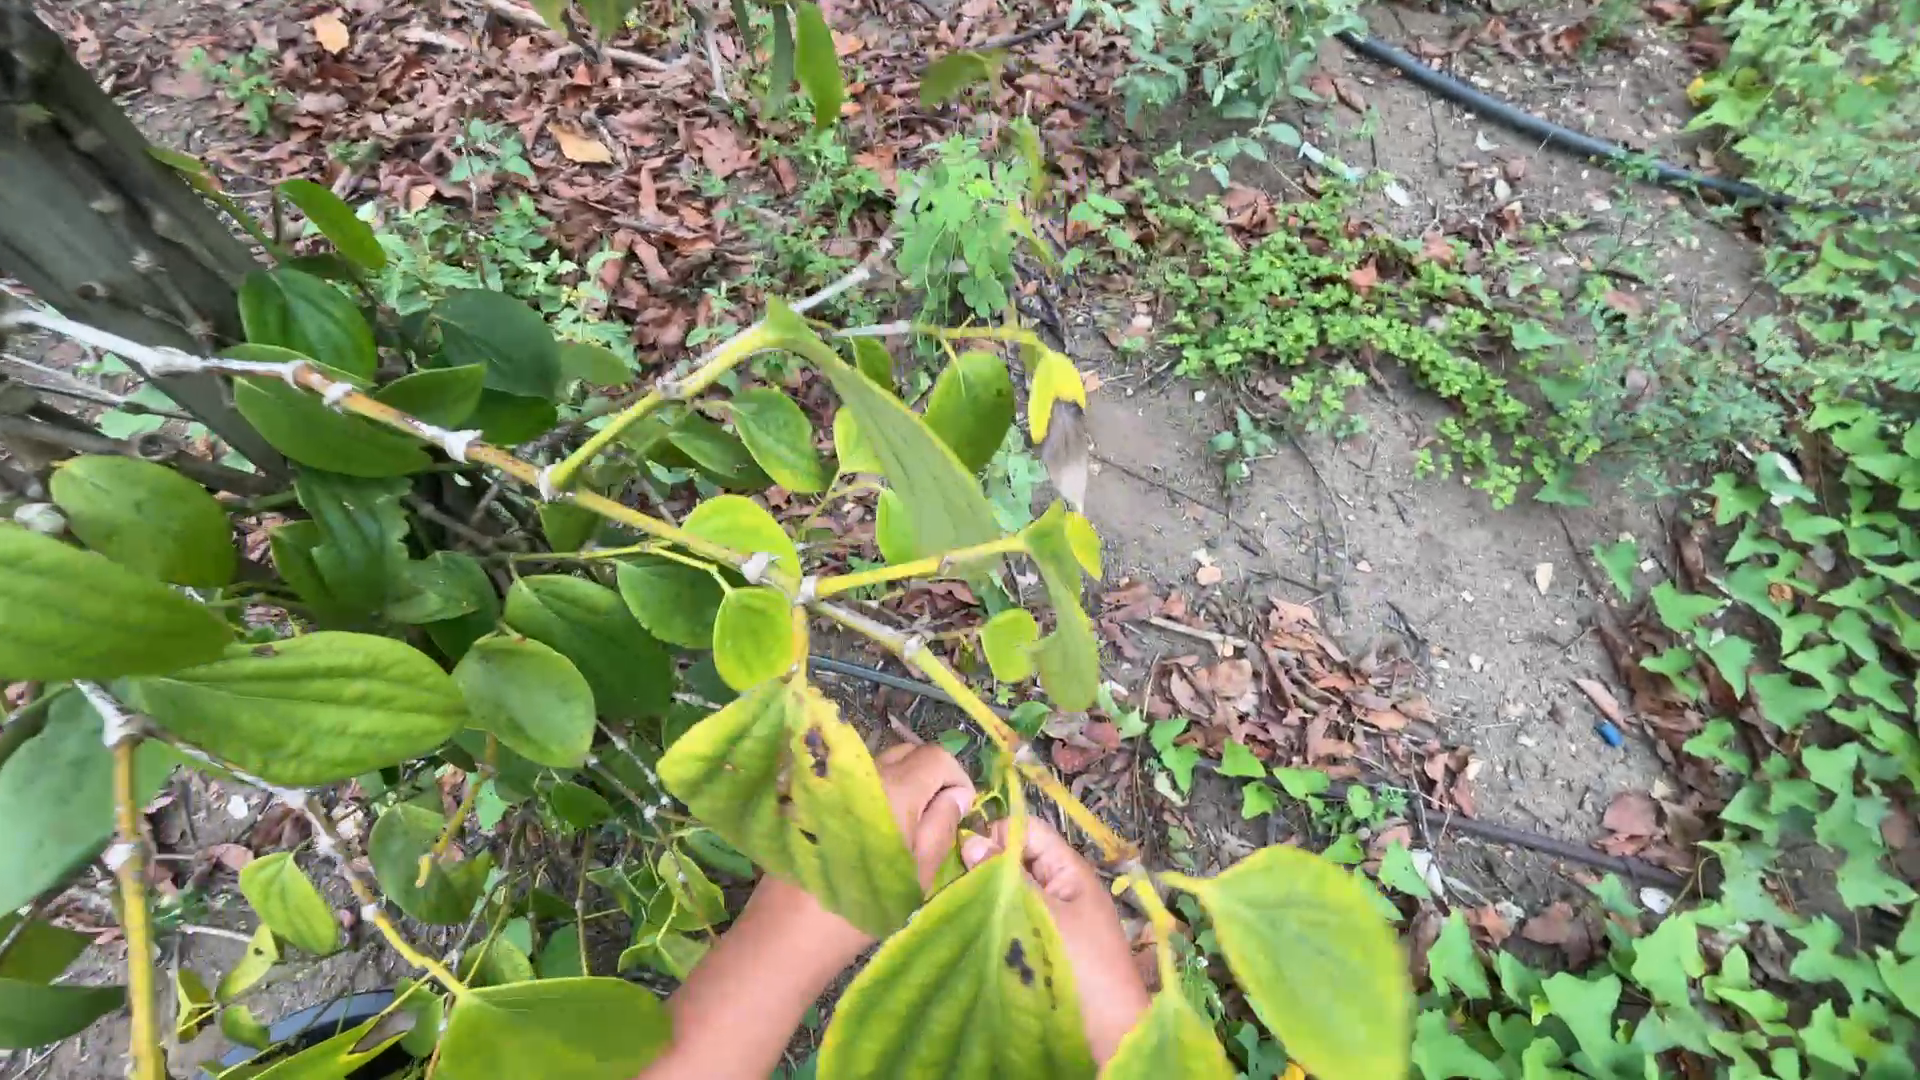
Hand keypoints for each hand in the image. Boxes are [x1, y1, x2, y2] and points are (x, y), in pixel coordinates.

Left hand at [744, 743, 975, 964]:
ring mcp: (837, 781)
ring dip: (903, 780)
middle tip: (937, 813)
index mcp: (895, 789)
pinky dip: (875, 789)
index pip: (937, 757)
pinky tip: (872, 827)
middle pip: (909, 752)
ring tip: (906, 822)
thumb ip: (942, 825)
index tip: (962, 807)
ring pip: (882, 762)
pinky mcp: (816, 794)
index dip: (957, 777)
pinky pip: (857, 778)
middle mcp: (865, 773)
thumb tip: (957, 794)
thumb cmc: (862, 908)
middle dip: (931, 774)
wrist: (787, 934)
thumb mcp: (918, 874)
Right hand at [961, 817, 1150, 1064]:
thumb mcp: (1044, 913)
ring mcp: (1052, 915)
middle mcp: (1060, 885)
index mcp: (1066, 867)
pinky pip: (1014, 917)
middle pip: (1016, 859)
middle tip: (956, 886)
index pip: (1026, 830)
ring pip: (1012, 889)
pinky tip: (974, 929)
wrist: (1113, 1034)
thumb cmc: (1083, 964)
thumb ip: (1007, 876)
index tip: (966, 857)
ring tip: (961, 908)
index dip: (997, 835)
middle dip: (987, 867)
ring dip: (989, 896)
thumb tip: (971, 839)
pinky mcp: (1043, 943)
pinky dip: (995, 919)